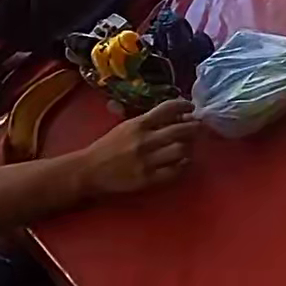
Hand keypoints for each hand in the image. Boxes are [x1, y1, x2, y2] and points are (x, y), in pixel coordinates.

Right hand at [77, 99, 201, 195]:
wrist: (88, 171)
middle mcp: (145, 140)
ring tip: (189, 145)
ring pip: (181, 149)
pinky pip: (174, 171)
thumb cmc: (108, 146)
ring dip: (190, 146)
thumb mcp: (127, 126)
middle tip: (197, 127)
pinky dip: (183, 165)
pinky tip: (183, 162)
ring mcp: (147, 161)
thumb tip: (177, 115)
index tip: (191, 107)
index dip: (185, 105)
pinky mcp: (147, 179)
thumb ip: (149, 120)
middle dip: (194, 127)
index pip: (169, 108)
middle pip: (181, 129)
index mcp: (139, 124)